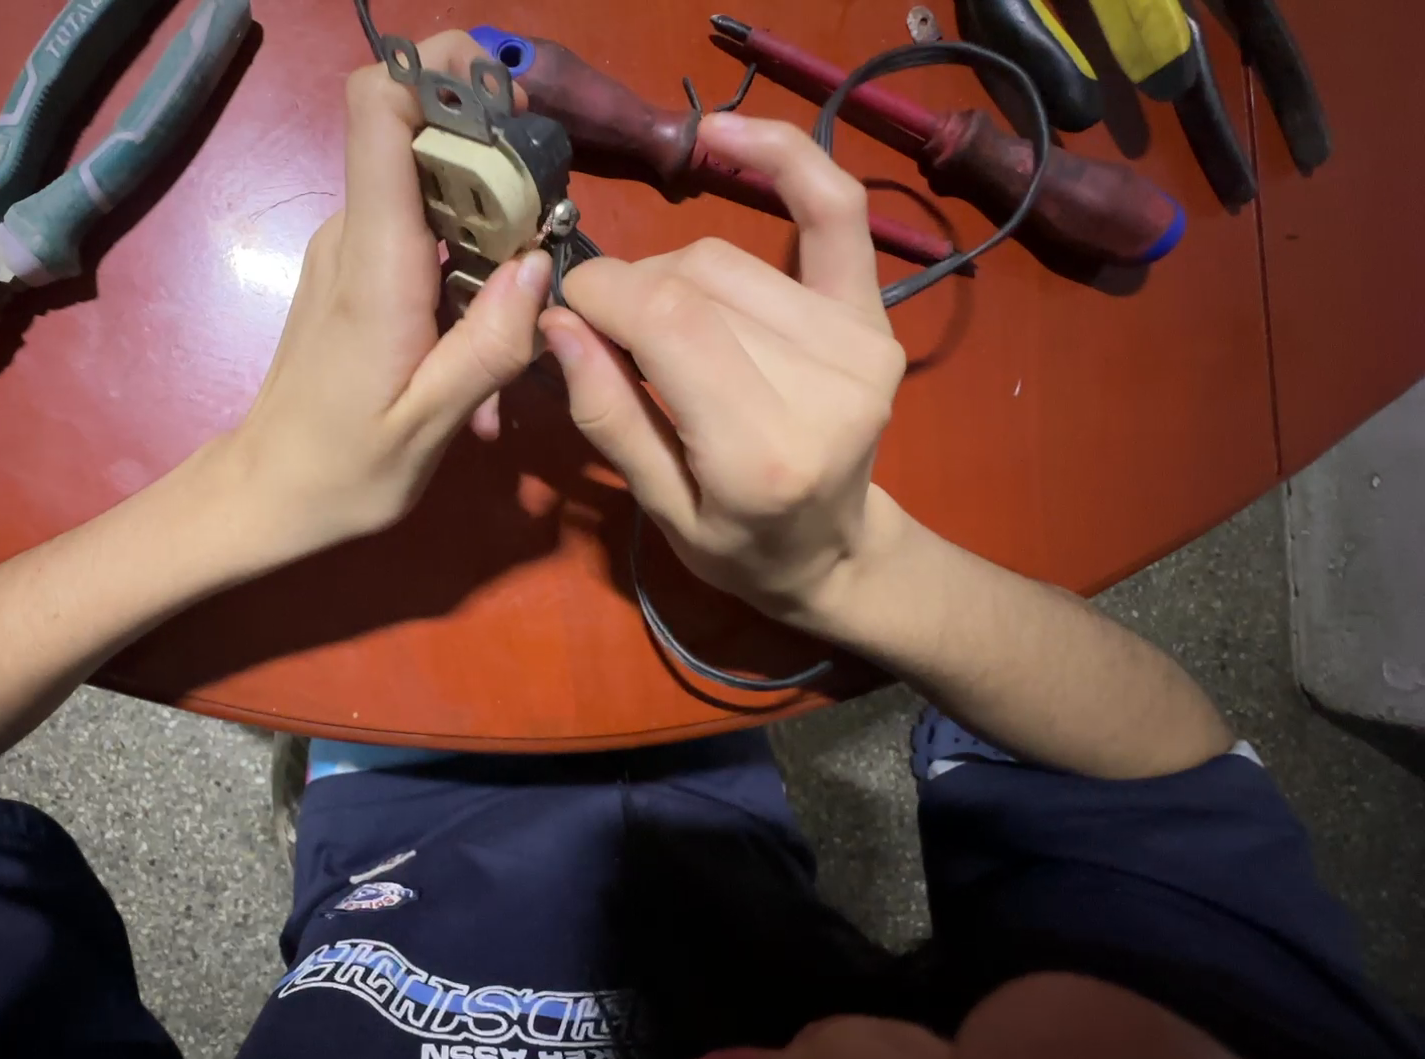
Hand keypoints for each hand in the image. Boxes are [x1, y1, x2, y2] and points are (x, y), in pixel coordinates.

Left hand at [214, 31, 551, 560]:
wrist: (267, 493)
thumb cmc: (343, 471)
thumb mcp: (429, 426)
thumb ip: (488, 345)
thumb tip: (538, 263)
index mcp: (373, 263)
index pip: (379, 106)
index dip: (442, 73)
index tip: (511, 108)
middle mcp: (353, 238)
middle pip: (421, 142)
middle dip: (495, 166)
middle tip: (543, 236)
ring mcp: (347, 254)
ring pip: (428, 197)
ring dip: (485, 233)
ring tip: (516, 313)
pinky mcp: (351, 278)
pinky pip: (415, 241)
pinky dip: (460, 270)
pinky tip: (475, 341)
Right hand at [539, 112, 907, 624]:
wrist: (833, 551)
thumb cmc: (736, 548)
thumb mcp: (657, 508)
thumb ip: (609, 416)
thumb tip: (557, 323)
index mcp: (760, 451)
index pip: (669, 323)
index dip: (601, 295)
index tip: (563, 307)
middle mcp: (823, 385)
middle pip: (695, 282)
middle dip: (625, 289)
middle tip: (600, 326)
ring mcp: (861, 342)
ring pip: (728, 259)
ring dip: (668, 271)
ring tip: (650, 315)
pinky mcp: (874, 316)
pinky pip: (833, 213)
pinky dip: (782, 161)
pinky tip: (724, 135)